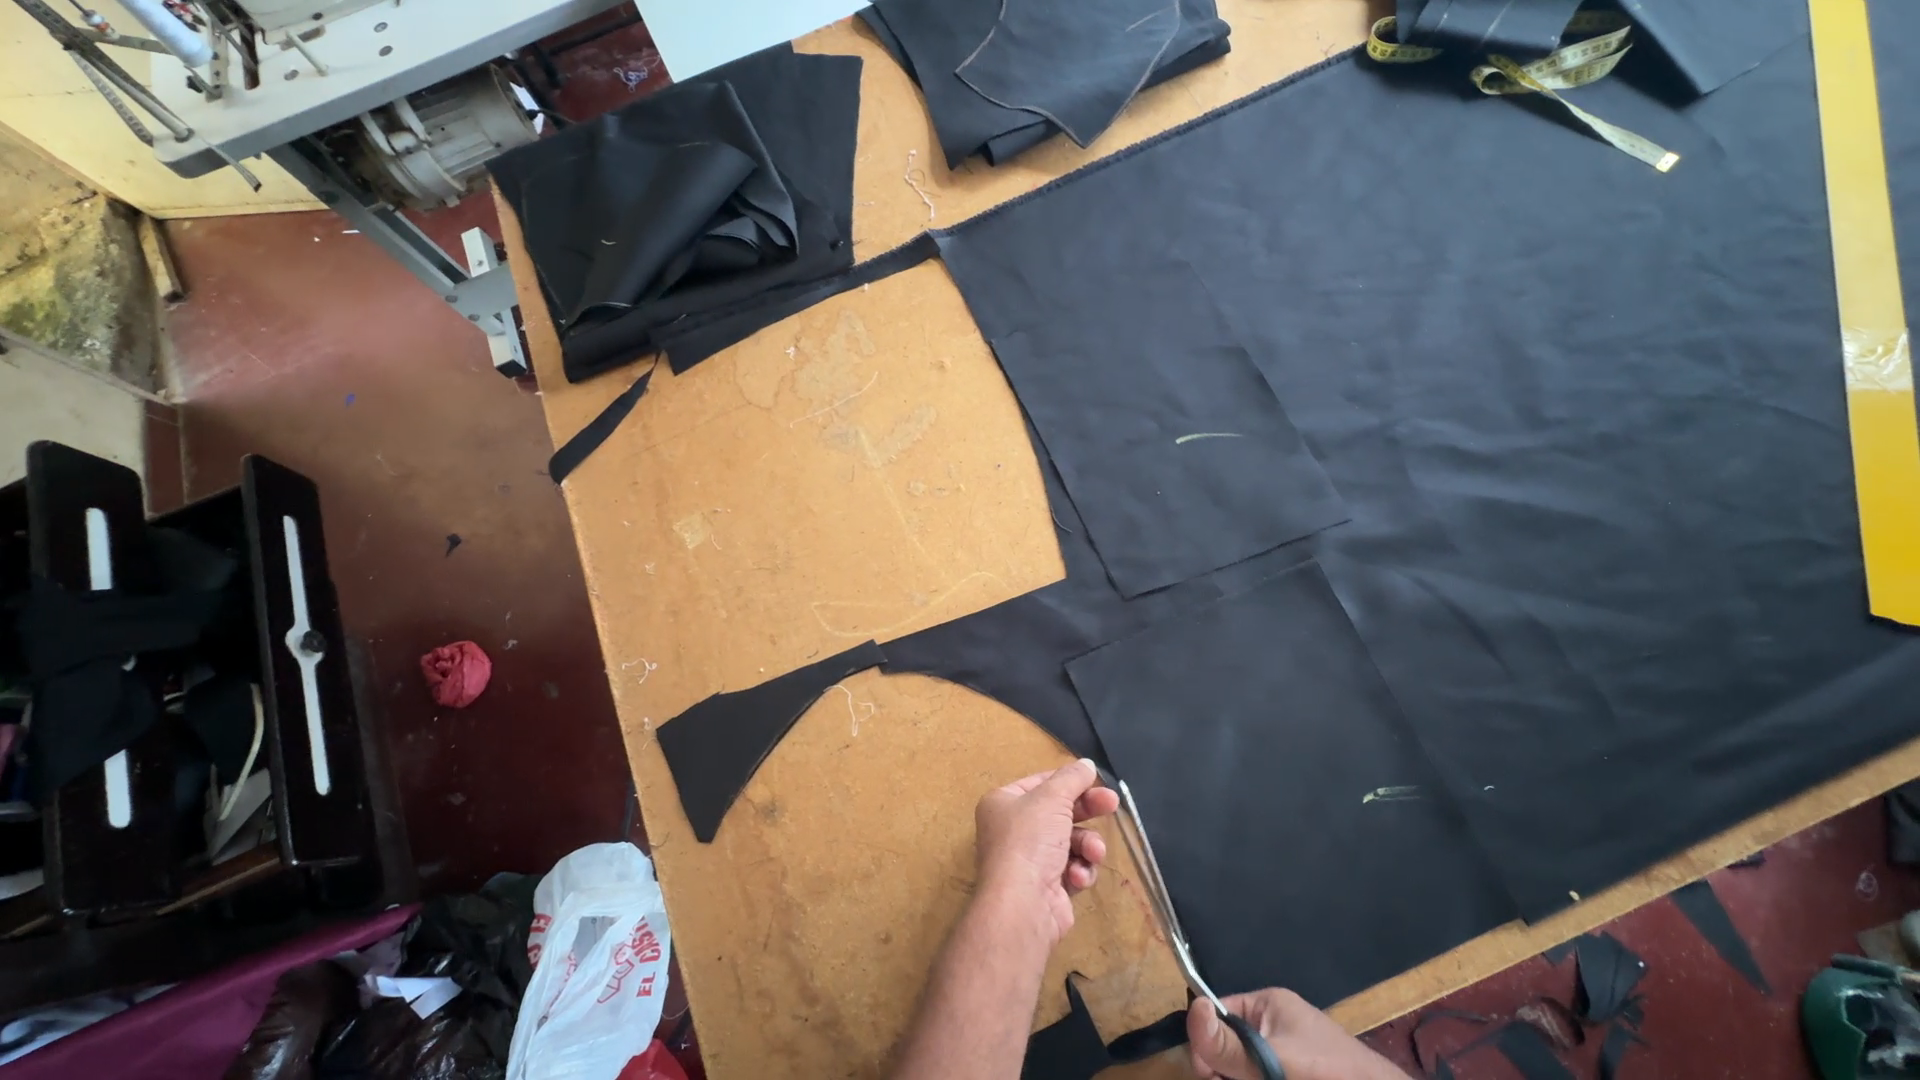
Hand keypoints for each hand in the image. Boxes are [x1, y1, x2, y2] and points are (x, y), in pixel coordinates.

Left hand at [973, 759, 1119, 944]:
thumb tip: (1087, 764)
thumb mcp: (1052, 798)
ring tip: (1092, 852)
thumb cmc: (1030, 840)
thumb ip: (1072, 778)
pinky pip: (1073, 868)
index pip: (1041, 784)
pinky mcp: (1047, 887)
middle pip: (1060, 812)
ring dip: (1087, 845)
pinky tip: (1077, 876)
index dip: (1069, 782)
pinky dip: (1080, 871)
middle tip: (1113, 804)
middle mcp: (1013, 830)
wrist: (1023, 904)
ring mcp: (1030, 860)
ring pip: (1072, 842)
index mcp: (1004, 803)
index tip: (1096, 780)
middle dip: (1087, 811)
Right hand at [1189, 989, 1411, 1079]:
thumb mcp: (1280, 1063)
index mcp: (1267, 1005)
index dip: (1206, 1046)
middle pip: (1227, 1050)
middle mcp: (1272, 1028)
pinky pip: (1260, 1077)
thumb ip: (1235, 1047)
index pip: (1216, 1015)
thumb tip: (1192, 1010)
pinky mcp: (1292, 1076)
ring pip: (1241, 1072)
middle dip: (1226, 1075)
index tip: (1210, 1076)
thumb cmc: (1336, 1077)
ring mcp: (1284, 1060)